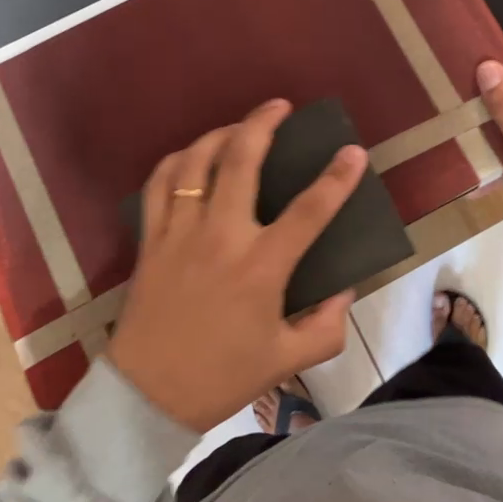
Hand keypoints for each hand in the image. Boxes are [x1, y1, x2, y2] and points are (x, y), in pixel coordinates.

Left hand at [106, 99, 366, 431]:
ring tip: (238, 127)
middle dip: (263, 123)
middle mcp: (221, 236)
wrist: (149, 395)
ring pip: (196, 162)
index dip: (337, 178)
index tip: (353, 152)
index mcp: (261, 267)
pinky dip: (175, 161)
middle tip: (280, 106)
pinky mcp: (150, 237)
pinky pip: (158, 184)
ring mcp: (180, 232)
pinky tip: (191, 156)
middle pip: (242, 161)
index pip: (309, 211)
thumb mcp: (287, 361)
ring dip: (220, 134)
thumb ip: (326, 326)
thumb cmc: (221, 377)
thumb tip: (345, 291)